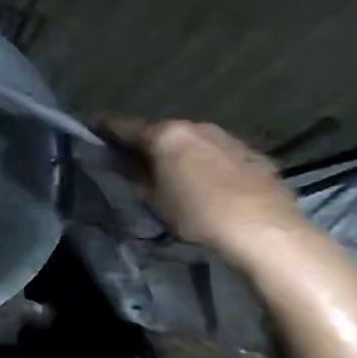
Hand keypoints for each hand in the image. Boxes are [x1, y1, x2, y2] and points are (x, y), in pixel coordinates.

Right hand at [102, 119, 309, 263]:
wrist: (265, 231)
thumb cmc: (197, 213)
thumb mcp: (152, 197)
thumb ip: (134, 174)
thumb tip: (120, 161)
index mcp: (166, 134)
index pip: (123, 126)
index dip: (103, 129)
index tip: (91, 132)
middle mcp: (197, 127)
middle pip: (162, 131)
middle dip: (147, 144)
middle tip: (134, 163)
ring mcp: (229, 138)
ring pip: (193, 141)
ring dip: (179, 153)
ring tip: (174, 175)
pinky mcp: (255, 155)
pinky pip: (219, 155)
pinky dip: (207, 164)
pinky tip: (209, 185)